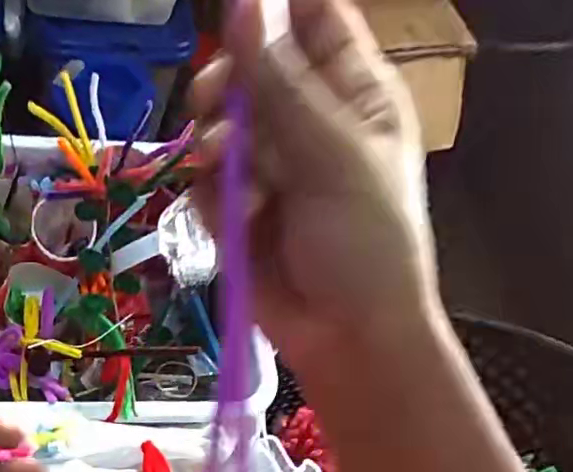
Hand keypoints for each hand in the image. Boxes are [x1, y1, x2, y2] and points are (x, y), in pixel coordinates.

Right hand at [189, 0, 438, 369]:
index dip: (271, 12)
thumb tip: (244, 1)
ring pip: (221, 132)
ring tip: (222, 167)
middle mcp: (306, 128)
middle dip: (228, 84)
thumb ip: (282, 83)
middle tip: (212, 103)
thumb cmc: (363, 241)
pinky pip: (209, 189)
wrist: (345, 337)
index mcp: (352, 96)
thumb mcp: (332, 155)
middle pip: (251, 74)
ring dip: (215, 145)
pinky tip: (231, 217)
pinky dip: (211, 198)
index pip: (311, 21)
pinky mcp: (239, 221)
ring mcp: (270, 177)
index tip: (233, 15)